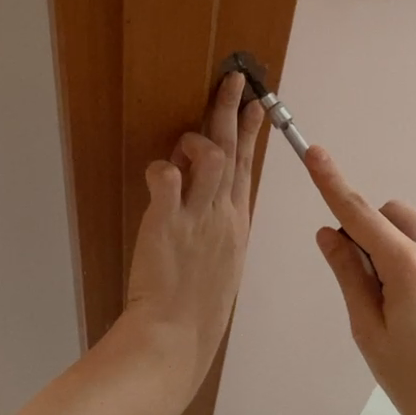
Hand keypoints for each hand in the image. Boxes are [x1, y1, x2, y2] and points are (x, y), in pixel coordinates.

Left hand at [121, 72, 263, 397]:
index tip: (257, 103)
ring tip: (188, 140)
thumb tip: (202, 189)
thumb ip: (215, 223)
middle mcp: (223, 214)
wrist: (176, 337)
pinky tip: (158, 173)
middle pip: (232, 151)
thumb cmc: (197, 305)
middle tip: (233, 77)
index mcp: (237, 222)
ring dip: (197, 140)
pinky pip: (167, 180)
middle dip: (232, 110)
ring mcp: (198, 217)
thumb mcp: (221, 260)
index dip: (251, 132)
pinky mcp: (168, 222)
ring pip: (211, 159)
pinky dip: (161, 169)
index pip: (248, 166)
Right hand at [304, 146, 415, 414]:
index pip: (358, 212)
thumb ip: (350, 278)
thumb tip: (329, 235)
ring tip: (403, 311)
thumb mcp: (373, 337)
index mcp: (407, 268)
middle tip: (367, 281)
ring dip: (398, 249)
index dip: (331, 181)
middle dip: (371, 230)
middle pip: (392, 214)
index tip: (314, 151)